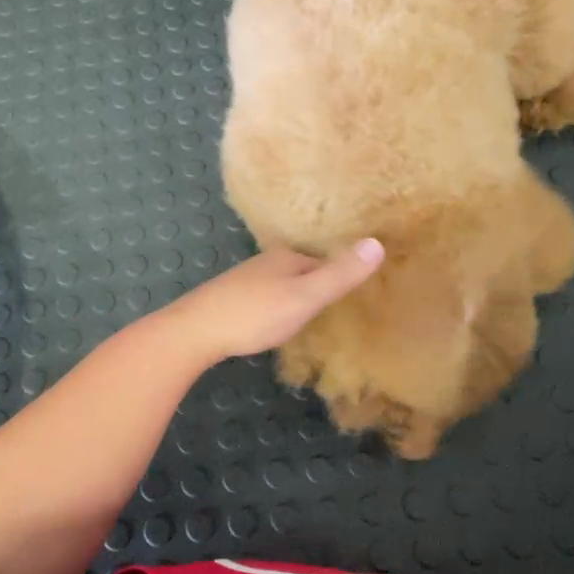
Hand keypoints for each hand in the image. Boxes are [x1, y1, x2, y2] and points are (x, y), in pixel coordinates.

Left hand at [150, 240, 384, 362]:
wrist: (197, 331)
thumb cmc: (255, 314)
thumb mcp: (305, 297)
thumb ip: (339, 274)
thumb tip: (377, 242)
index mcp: (286, 258)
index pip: (324, 263)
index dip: (341, 276)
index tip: (359, 293)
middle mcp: (266, 263)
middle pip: (302, 271)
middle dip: (318, 284)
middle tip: (340, 308)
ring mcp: (245, 281)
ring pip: (282, 285)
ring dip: (296, 296)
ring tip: (312, 317)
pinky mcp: (231, 300)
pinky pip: (265, 299)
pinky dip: (277, 308)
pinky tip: (276, 323)